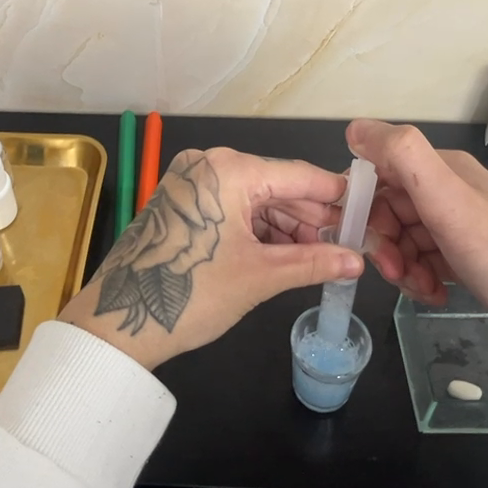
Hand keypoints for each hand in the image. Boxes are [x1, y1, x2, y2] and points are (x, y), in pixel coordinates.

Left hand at [59, 148, 364, 369]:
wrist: (119, 322)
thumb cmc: (191, 293)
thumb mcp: (260, 276)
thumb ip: (313, 262)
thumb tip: (356, 262)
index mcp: (229, 169)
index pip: (299, 175)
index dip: (336, 196)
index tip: (368, 212)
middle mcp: (209, 165)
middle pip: (278, 187)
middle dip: (313, 218)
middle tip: (349, 245)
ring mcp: (192, 184)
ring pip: (256, 200)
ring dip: (288, 228)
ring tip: (321, 257)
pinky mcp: (182, 205)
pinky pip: (233, 210)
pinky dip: (259, 231)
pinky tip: (286, 254)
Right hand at [348, 120, 487, 341]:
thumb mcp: (448, 199)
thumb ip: (402, 156)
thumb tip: (353, 126)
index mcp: (440, 168)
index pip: (377, 175)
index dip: (362, 206)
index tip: (366, 238)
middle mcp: (445, 190)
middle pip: (386, 212)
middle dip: (383, 243)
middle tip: (396, 272)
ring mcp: (453, 224)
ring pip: (400, 240)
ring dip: (400, 266)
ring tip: (421, 288)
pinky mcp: (460, 255)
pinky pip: (420, 260)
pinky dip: (418, 278)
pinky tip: (433, 293)